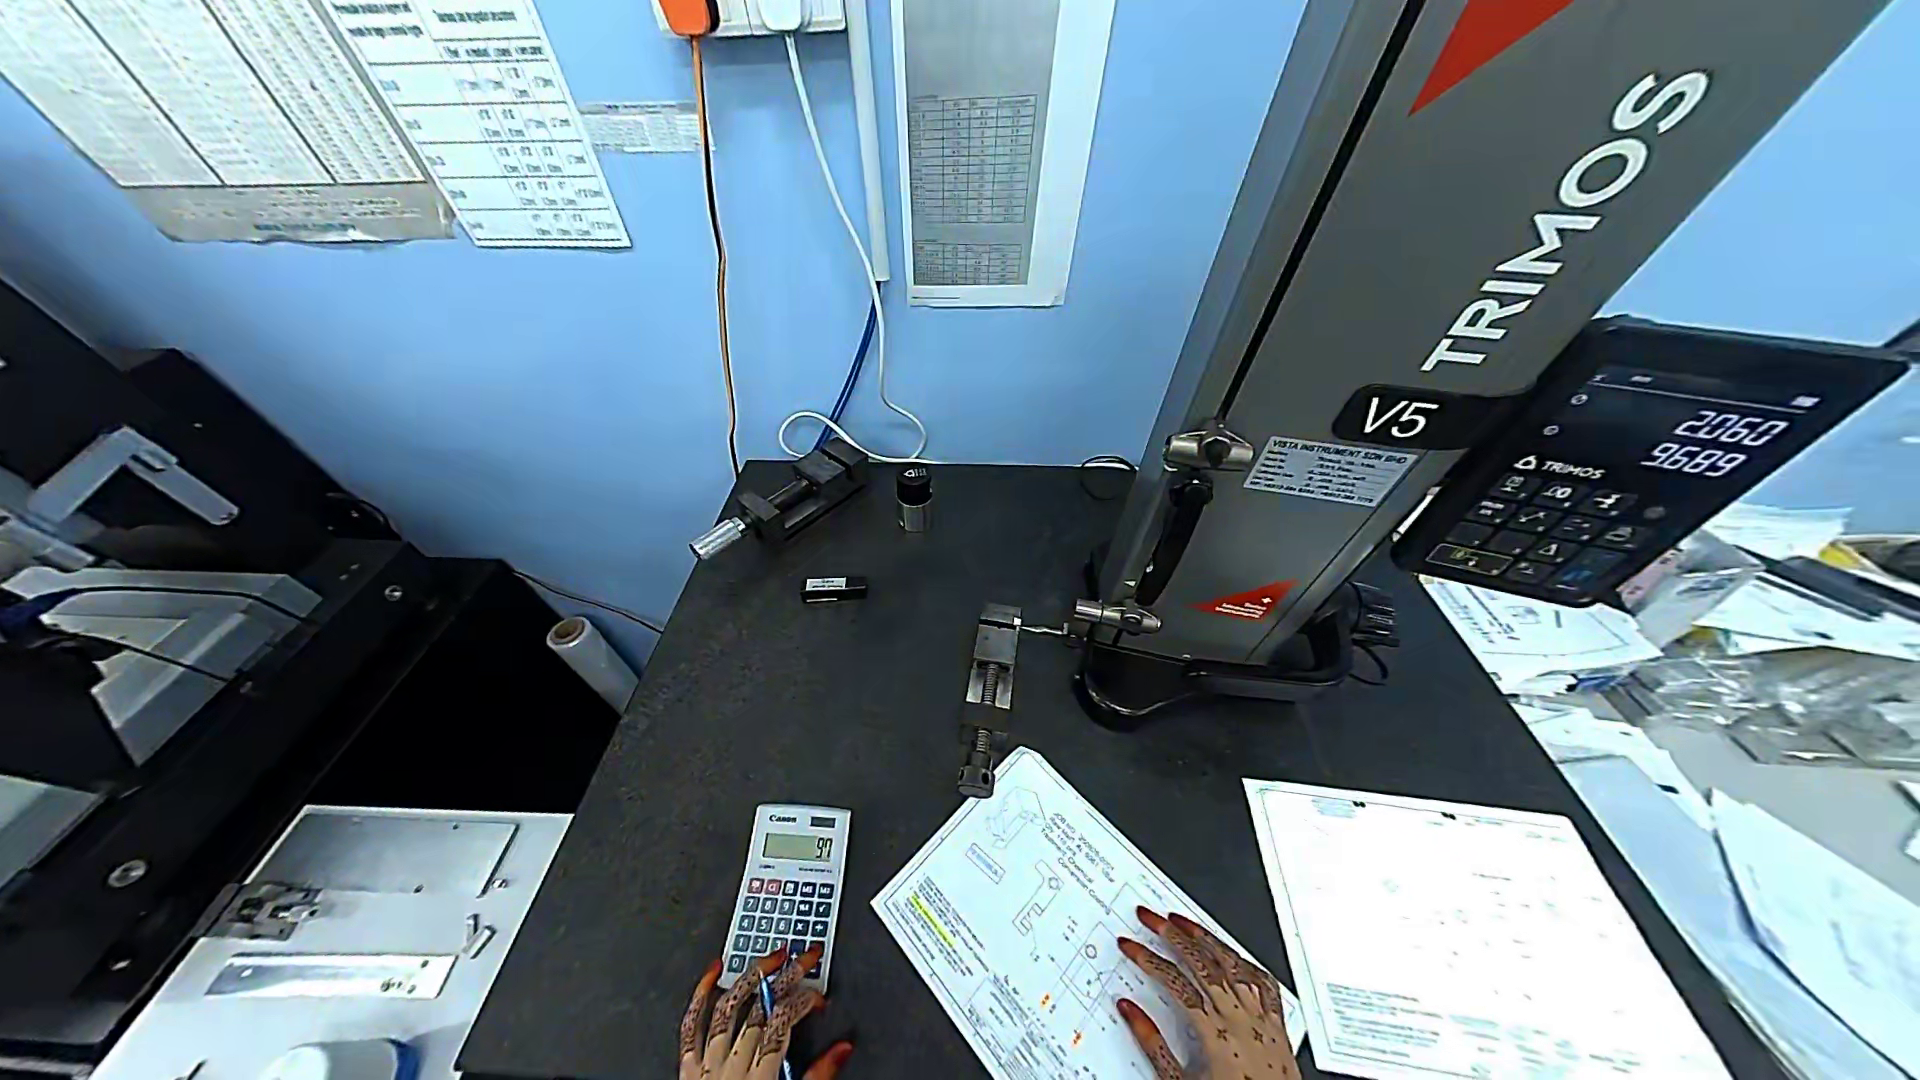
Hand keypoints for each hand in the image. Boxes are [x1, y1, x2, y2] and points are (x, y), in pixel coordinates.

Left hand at [679, 948, 853, 1079]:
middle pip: (760, 1008)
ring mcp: (707, 1068)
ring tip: (772, 955)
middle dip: (787, 975)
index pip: (783, 1022)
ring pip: (728, 1009)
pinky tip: (715, 973)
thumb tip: (843, 1048)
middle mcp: (730, 1069)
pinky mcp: (688, 1073)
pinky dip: (700, 997)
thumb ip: (818, 1077)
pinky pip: (689, 1029)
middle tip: (807, 955)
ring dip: (752, 976)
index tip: (818, 996)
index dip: (803, 1000)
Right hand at [1117, 908, 1299, 1079]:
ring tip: (1182, 921)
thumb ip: (1153, 1045)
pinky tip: (1230, 952)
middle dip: (1171, 934)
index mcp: (1216, 1037)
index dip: (1148, 959)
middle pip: (1202, 964)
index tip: (1131, 946)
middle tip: (1150, 917)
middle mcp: (1240, 1022)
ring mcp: (1262, 1021)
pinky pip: (1263, 983)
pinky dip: (1244, 962)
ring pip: (1232, 964)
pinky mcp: (1278, 1027)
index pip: (1175, 983)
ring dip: (1204, 937)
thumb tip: (1129, 1010)